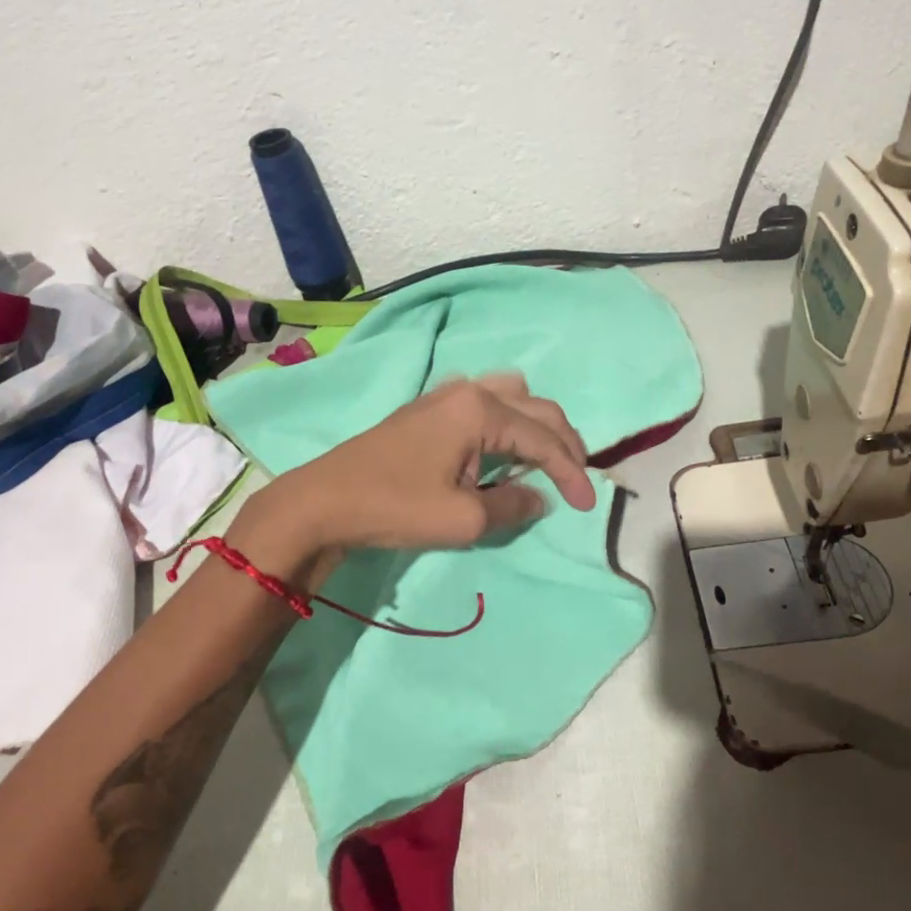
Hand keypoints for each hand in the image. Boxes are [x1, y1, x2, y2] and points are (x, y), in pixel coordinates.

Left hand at [230, 374, 596, 577]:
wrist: (323, 502)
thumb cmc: (395, 507)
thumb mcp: (463, 519)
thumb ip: (512, 505)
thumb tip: (539, 498)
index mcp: (481, 409)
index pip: (544, 438)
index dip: (572, 472)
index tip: (587, 506)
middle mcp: (468, 390)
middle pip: (536, 408)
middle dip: (563, 443)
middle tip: (578, 479)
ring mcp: (444, 396)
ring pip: (511, 398)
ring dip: (536, 426)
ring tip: (547, 459)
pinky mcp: (427, 410)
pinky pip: (486, 404)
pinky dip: (509, 424)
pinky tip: (505, 449)